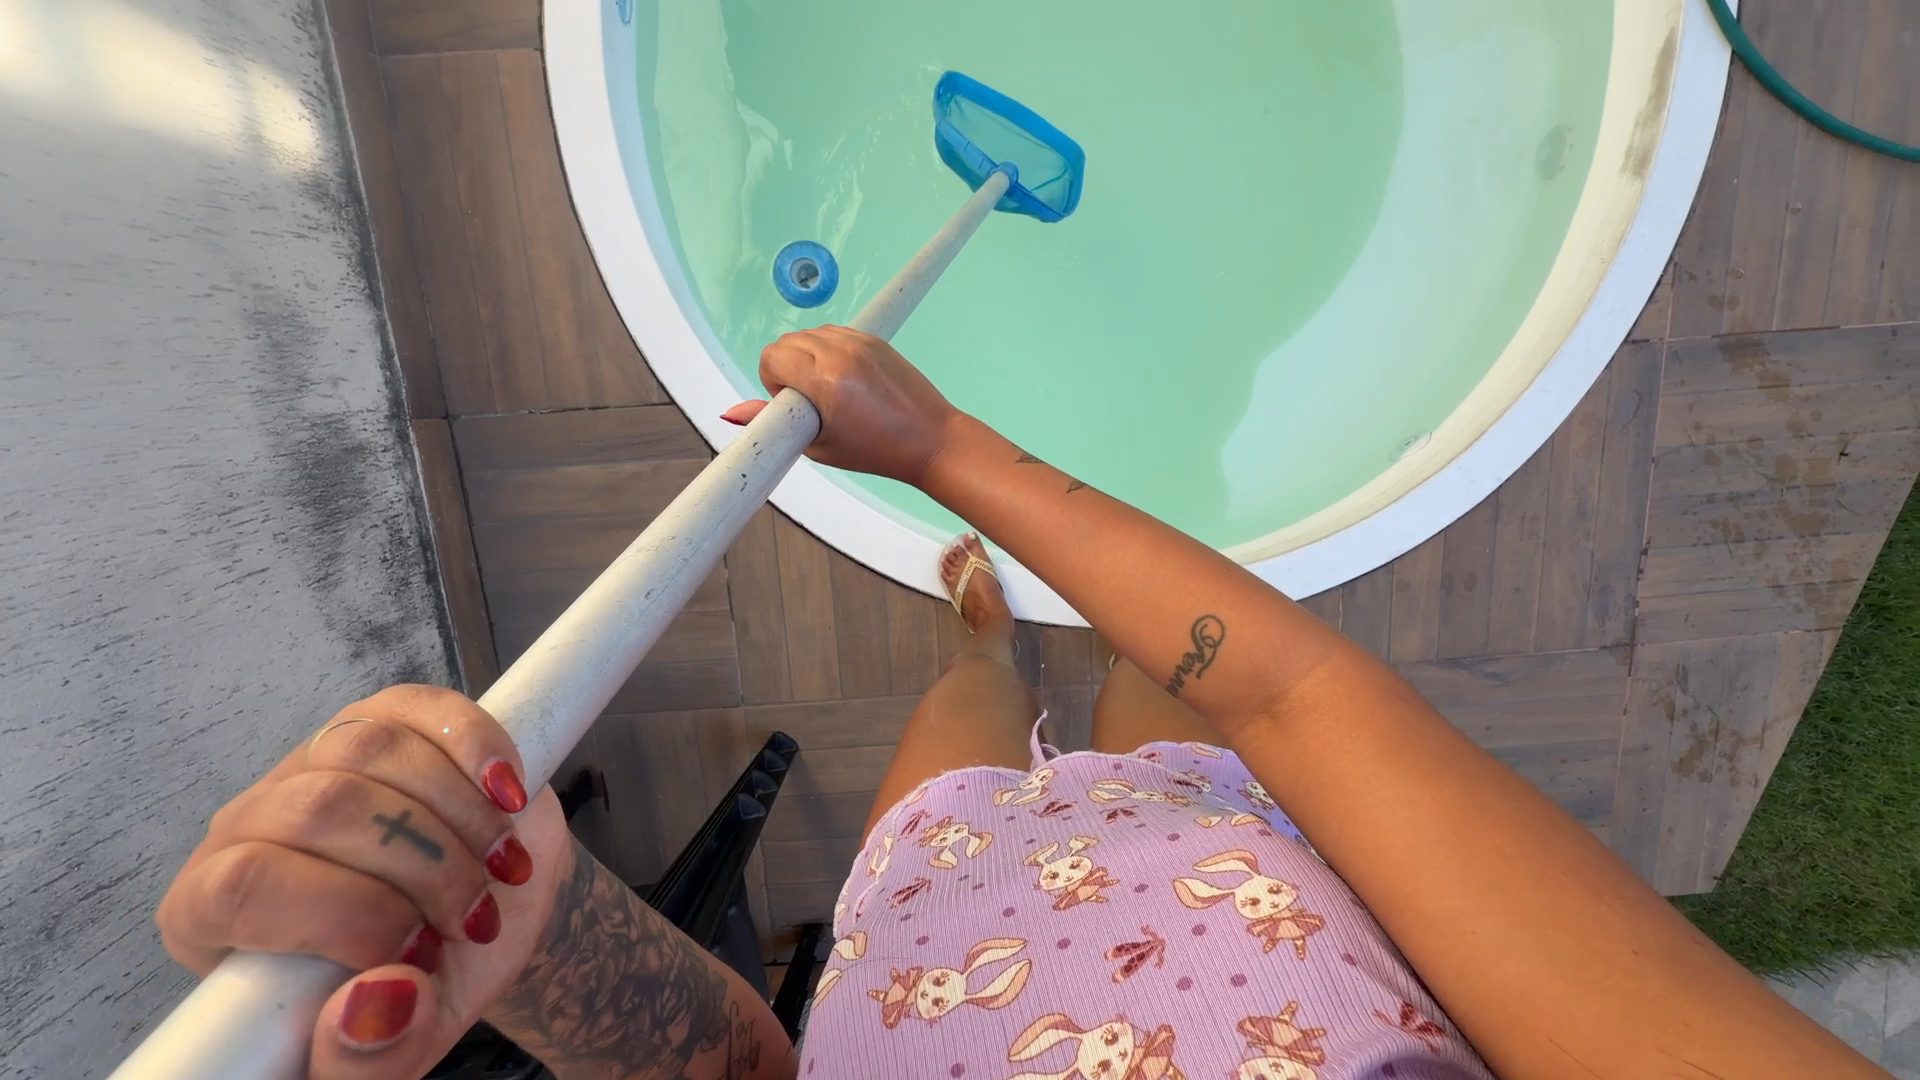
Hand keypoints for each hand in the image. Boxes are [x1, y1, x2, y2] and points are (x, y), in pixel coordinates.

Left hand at [156, 685, 573, 1078]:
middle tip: (480, 913)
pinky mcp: (393, 713)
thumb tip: (372, 1004)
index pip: (244, 885)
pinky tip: (510, 790)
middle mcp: (254, 821)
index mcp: (217, 912)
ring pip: (372, 746)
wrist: (496, 902)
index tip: (426, 954)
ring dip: (461, 811)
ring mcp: (323, 755)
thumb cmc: (437, 972)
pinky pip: (426, 705)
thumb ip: (374, 1063)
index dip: (346, 913)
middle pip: (322, 808)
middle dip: (427, 866)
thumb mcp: (405, 1047)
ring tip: (504, 860)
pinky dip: (479, 745)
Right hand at [722, 325, 963, 485]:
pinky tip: (846, 379)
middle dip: (788, 369)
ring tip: (830, 391)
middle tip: (810, 401)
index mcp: (826, 381)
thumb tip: (731, 413)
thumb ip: (772, 425)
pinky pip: (834, 332)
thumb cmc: (879, 450)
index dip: (773, 382)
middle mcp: (842, 353)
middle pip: (787, 341)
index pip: (772, 356)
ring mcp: (861, 342)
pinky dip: (830, 350)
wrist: (930, 440)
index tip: (791, 403)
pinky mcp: (875, 339)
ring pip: (810, 333)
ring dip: (808, 357)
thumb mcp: (819, 446)